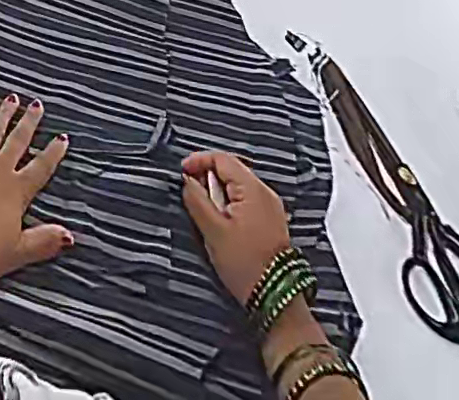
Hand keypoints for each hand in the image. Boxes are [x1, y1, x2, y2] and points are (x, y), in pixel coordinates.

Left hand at [0, 95, 70, 332]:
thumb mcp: (15, 252)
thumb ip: (43, 241)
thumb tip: (68, 235)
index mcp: (16, 191)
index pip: (41, 167)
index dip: (53, 153)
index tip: (63, 137)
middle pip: (19, 141)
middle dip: (30, 123)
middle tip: (38, 105)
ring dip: (4, 114)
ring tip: (13, 98)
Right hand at [180, 150, 291, 303]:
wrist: (276, 298)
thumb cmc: (244, 263)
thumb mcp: (213, 231)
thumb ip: (197, 200)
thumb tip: (187, 180)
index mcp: (252, 189)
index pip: (222, 159)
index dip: (199, 161)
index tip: (182, 172)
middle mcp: (265, 192)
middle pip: (231, 169)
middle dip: (208, 175)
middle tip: (190, 189)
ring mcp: (270, 206)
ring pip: (237, 184)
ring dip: (217, 189)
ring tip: (203, 206)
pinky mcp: (270, 220)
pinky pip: (245, 198)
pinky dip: (228, 200)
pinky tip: (219, 217)